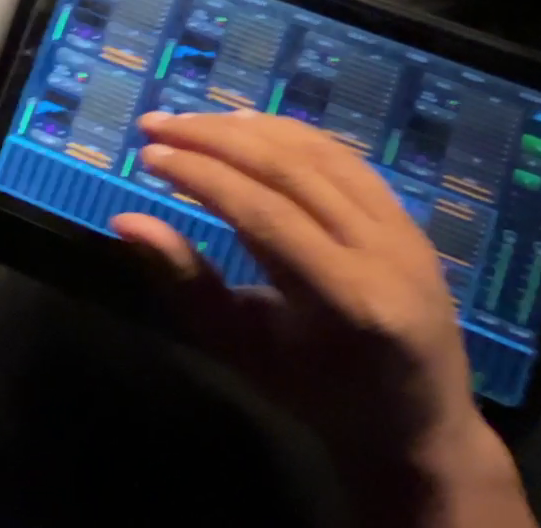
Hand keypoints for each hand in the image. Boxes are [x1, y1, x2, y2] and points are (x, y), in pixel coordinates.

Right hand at [110, 111, 532, 527]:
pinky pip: (345, 160)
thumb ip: (183, 277)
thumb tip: (125, 221)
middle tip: (155, 124)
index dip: (200, 175)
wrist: (416, 420)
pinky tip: (244, 125)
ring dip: (246, 128)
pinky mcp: (409, 222)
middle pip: (291, 172)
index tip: (147, 154)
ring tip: (188, 119)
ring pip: (319, 155)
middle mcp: (387, 257)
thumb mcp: (235, 344)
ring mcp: (406, 235)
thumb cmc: (310, 389)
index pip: (264, 213)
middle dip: (214, 139)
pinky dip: (288, 134)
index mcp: (347, 300)